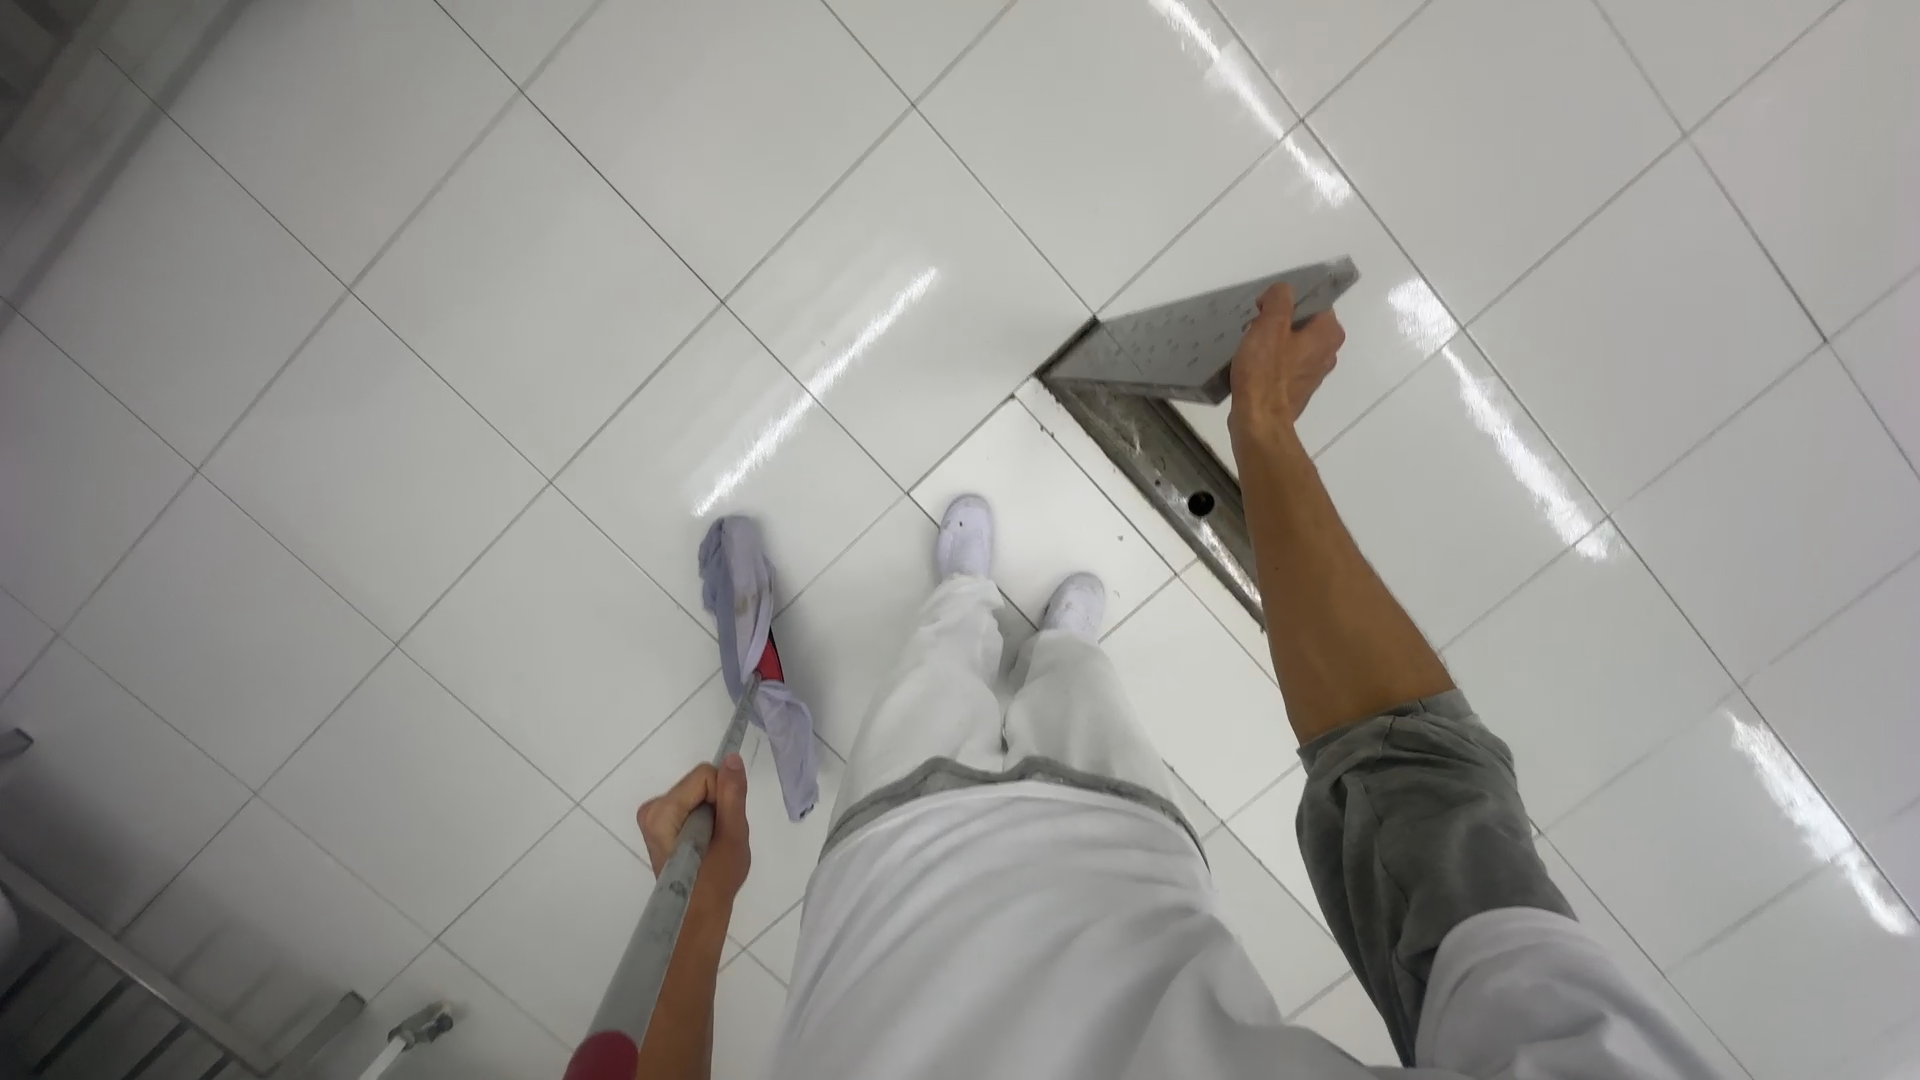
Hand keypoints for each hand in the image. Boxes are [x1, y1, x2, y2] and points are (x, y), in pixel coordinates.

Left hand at [636, 755, 750, 908]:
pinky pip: (691, 802)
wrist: (699, 913)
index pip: (706, 776)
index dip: (723, 797)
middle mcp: (651, 809)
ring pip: (698, 791)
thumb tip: (731, 758)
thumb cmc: (717, 878)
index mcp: (662, 811)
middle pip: (700, 782)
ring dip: (711, 811)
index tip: (723, 825)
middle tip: (719, 836)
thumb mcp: (733, 834)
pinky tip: (704, 841)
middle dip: (716, 804)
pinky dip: (702, 817)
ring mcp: (652, 816)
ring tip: (712, 842)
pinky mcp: (657, 823)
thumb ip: (732, 793)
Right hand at [1227, 283, 1345, 442]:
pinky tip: (1251, 370)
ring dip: (1271, 346)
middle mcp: (1328, 352)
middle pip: (1301, 325)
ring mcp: (1313, 374)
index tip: (1261, 313)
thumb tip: (1278, 294)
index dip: (1285, 303)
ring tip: (1248, 351)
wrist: (1259, 420)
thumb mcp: (1269, 324)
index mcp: (1329, 333)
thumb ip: (1278, 298)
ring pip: (1292, 347)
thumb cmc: (1265, 371)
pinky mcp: (1296, 391)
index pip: (1312, 303)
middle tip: (1252, 331)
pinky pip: (1283, 368)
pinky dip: (1270, 366)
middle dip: (1277, 325)